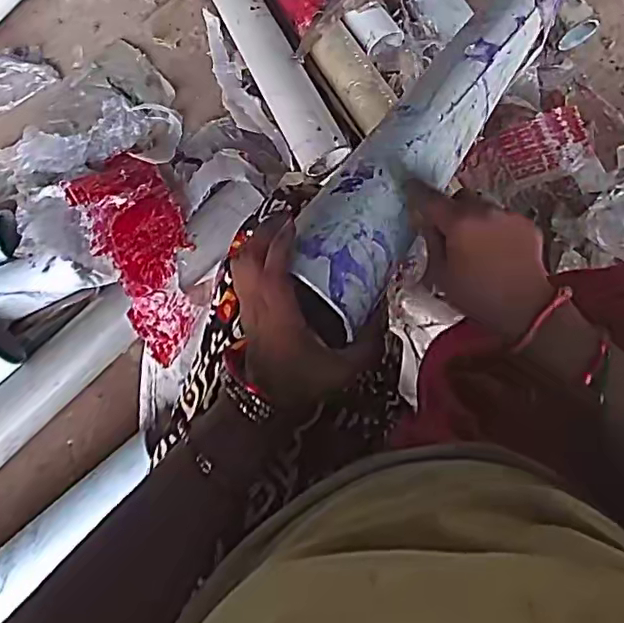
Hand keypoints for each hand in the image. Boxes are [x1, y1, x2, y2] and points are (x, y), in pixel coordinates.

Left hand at [230, 217, 381, 412]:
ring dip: (254, 241)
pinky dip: (251, 255)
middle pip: (248, 257)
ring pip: (239, 263)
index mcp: (279, 313)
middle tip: (286, 217)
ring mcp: (246, 306)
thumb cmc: (302, 383)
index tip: (295, 222)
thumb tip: (384, 308)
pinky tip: (269, 253)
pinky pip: (240, 273)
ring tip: (277, 229)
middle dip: (264, 232)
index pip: (272, 268)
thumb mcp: (344, 368)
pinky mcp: (244, 310)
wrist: (266, 405)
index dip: (280, 242)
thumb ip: (368, 340)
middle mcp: (258, 304)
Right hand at [406, 181, 555, 343]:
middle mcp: (484, 211)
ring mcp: (508, 215)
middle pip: (459, 196)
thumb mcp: (441, 275)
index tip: (410, 187)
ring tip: (478, 243)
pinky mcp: (526, 223)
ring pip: (483, 206)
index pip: (430, 198)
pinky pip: (503, 217)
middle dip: (451, 209)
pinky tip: (499, 249)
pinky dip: (496, 227)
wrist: (528, 308)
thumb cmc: (478, 296)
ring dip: (475, 217)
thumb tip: (428, 223)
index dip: (416, 191)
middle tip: (450, 231)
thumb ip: (431, 242)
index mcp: (458, 223)